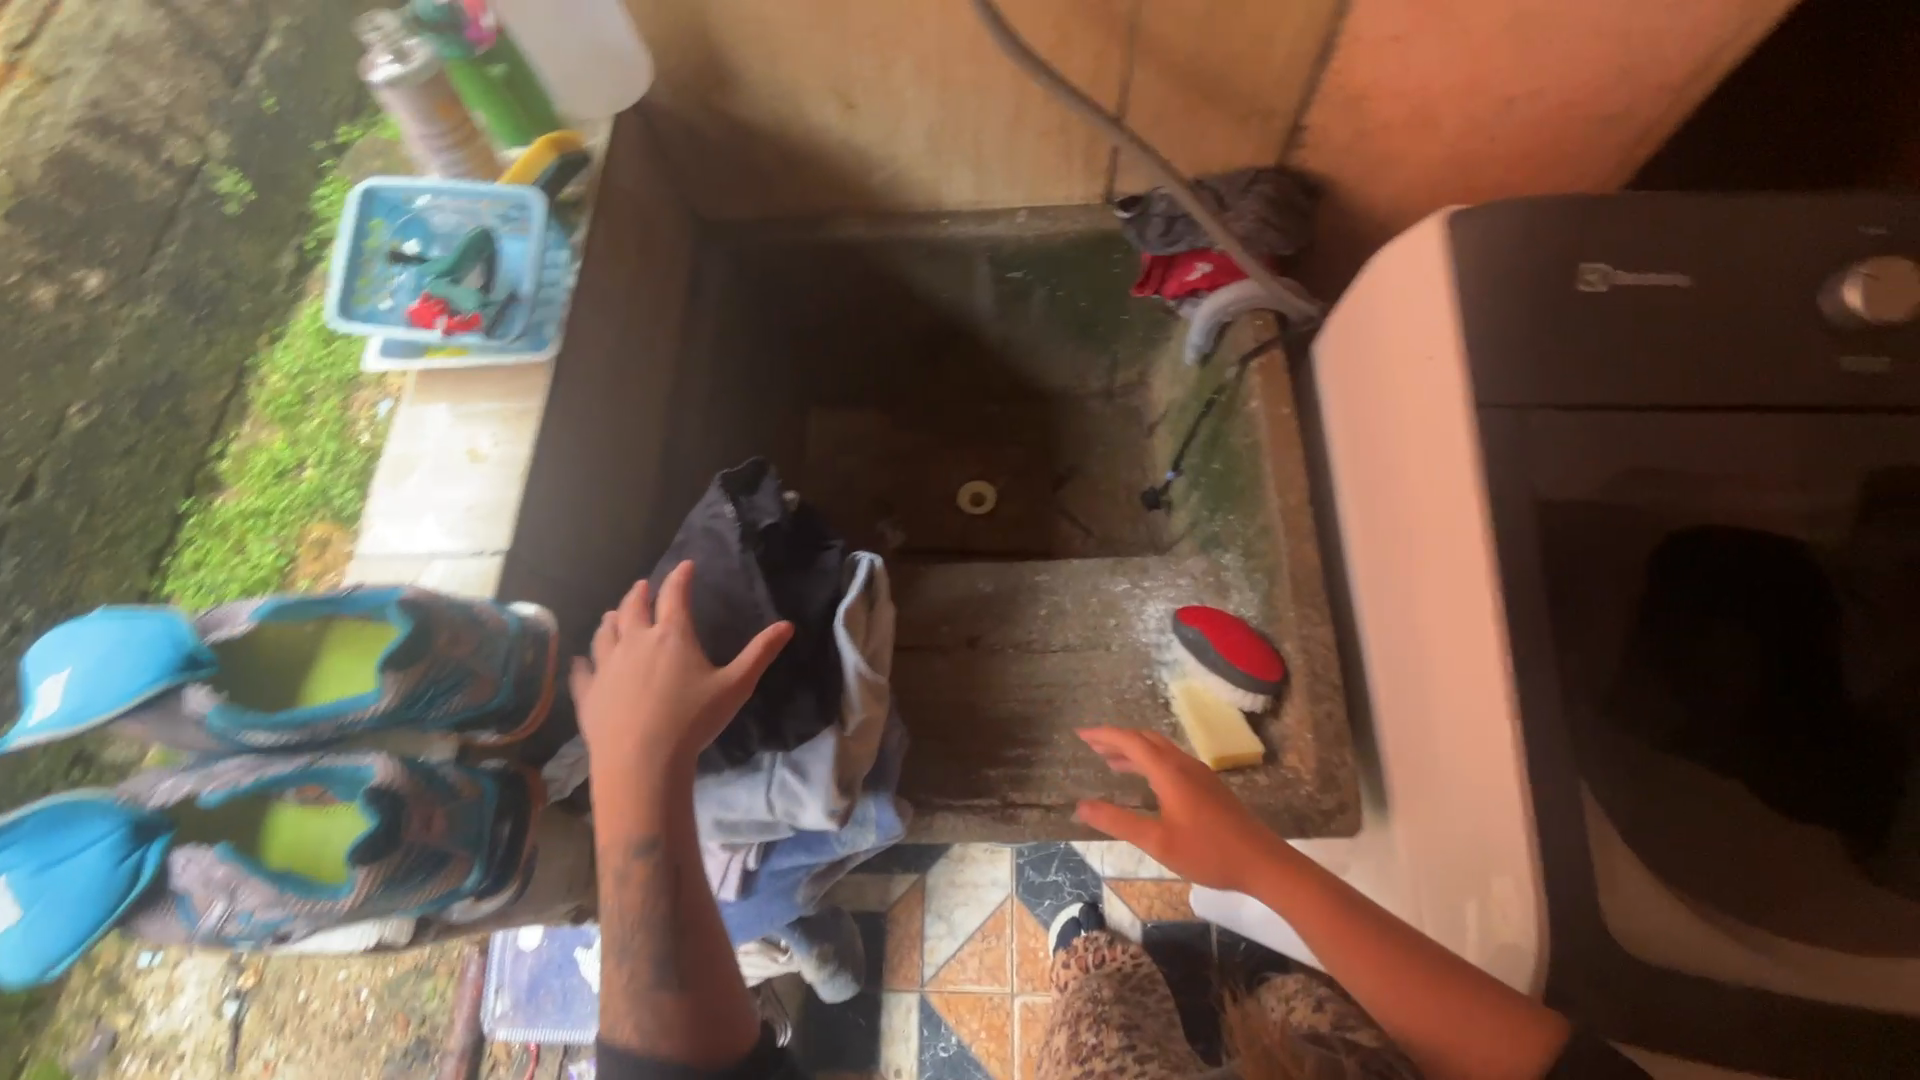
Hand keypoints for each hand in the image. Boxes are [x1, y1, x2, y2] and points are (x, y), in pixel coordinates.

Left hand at [570, 560, 793, 777]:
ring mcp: (607, 666)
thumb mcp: (736, 686)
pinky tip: (580, 661)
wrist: (642, 761)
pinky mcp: (589, 692)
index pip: (675, 595)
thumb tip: (788, 625)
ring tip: (614, 615)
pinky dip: (583, 662)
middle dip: (640, 592)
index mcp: (672, 635)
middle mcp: (635, 642)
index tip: (685, 566)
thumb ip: (760, 653)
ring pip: (605, 633)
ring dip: (612, 620)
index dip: (681, 577)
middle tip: (644, 586)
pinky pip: (582, 671)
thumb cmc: (693, 720)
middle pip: (633, 607)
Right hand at [1074, 726, 1290, 892]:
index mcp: (1169, 772)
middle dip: (1117, 739)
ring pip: (1161, 749)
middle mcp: (1184, 764)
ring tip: (1111, 760)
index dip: (1103, 735)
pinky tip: (1146, 779)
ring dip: (1134, 750)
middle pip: (1146, 739)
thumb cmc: (1208, 853)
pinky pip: (1171, 760)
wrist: (1263, 863)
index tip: (1080, 735)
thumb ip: (1117, 821)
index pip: (1130, 742)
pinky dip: (1150, 761)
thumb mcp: (1157, 841)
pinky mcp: (1209, 786)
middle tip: (1092, 746)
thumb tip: (1080, 806)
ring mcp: (1199, 774)